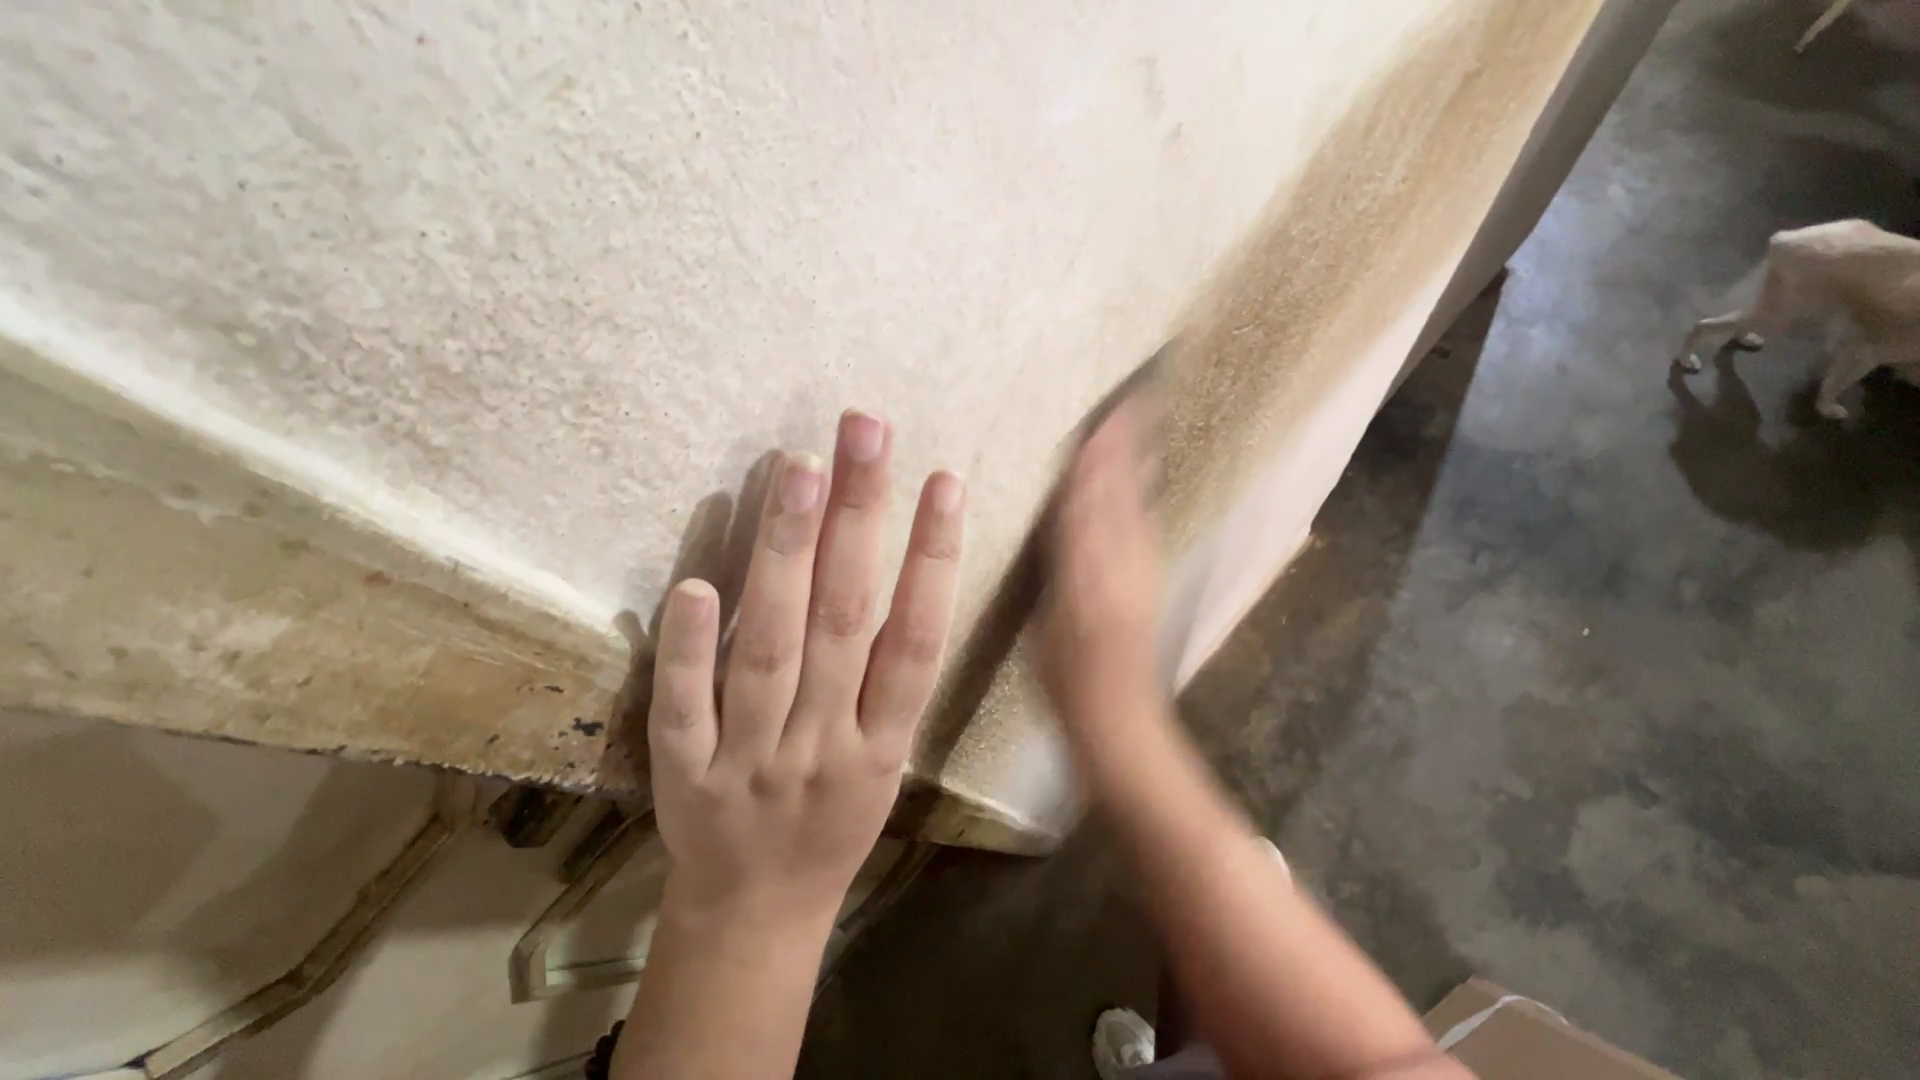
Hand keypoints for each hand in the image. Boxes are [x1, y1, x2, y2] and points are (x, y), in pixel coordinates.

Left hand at [647, 409, 965, 921]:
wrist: (759, 912)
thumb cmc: (831, 824)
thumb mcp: (884, 764)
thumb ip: (890, 678)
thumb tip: (902, 573)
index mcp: (883, 744)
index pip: (916, 640)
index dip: (934, 559)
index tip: (943, 479)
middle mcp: (824, 746)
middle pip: (846, 623)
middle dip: (859, 521)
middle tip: (863, 430)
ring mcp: (752, 761)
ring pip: (771, 652)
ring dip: (785, 558)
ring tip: (799, 470)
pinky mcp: (685, 776)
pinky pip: (683, 710)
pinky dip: (689, 652)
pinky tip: (696, 584)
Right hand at [1037, 402, 1164, 740]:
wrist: (1119, 718)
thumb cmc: (1069, 678)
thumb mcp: (1052, 621)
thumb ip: (1066, 565)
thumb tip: (1068, 514)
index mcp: (1094, 568)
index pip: (1093, 498)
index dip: (1098, 455)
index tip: (1103, 413)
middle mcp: (1124, 562)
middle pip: (1122, 492)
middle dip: (1126, 446)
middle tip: (1135, 398)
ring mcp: (1140, 572)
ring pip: (1136, 504)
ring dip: (1137, 464)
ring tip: (1140, 426)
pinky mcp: (1146, 585)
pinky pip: (1143, 525)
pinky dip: (1140, 495)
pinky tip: (1140, 484)